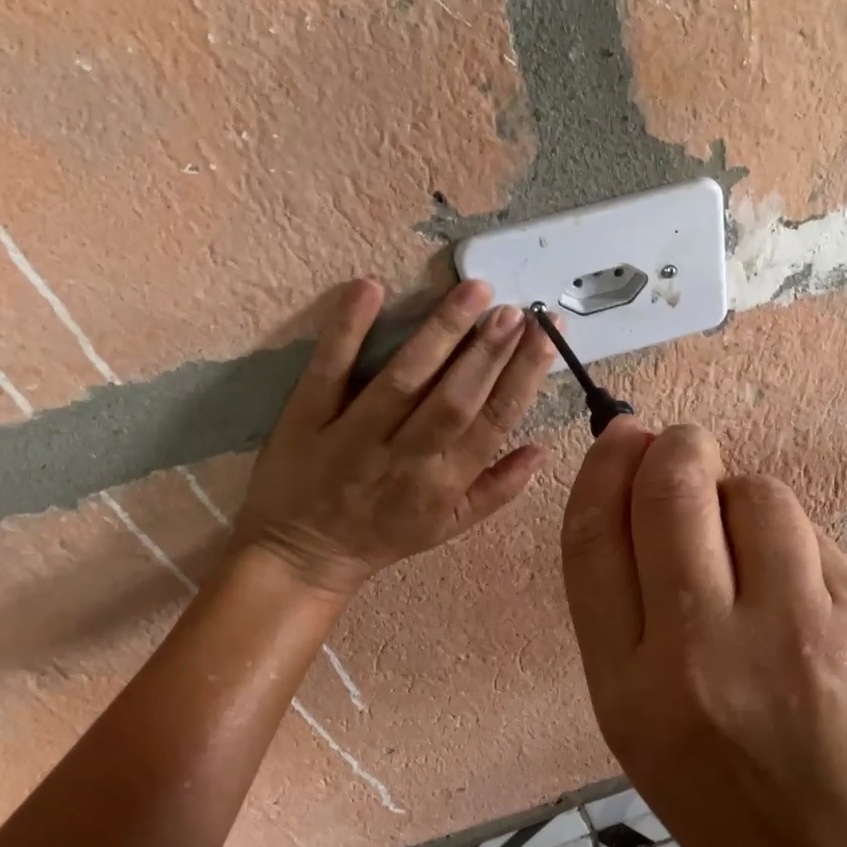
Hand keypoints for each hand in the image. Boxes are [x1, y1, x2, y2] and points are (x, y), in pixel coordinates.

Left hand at [234, 277, 556, 598]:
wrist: (300, 558)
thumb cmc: (383, 536)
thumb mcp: (449, 526)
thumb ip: (498, 489)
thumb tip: (542, 449)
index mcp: (445, 482)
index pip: (494, 421)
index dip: (524, 376)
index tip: (546, 335)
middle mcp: (405, 458)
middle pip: (456, 398)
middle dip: (490, 352)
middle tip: (516, 310)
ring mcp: (354, 436)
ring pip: (404, 379)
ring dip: (441, 333)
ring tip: (474, 291)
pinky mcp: (306, 419)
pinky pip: (329, 370)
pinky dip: (349, 330)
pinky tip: (371, 288)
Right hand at [560, 421, 846, 846]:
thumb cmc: (743, 799)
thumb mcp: (650, 727)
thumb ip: (633, 611)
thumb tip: (637, 482)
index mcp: (627, 695)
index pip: (593, 540)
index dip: (602, 470)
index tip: (620, 434)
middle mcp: (696, 659)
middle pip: (669, 491)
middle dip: (676, 448)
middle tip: (686, 448)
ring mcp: (785, 636)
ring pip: (749, 492)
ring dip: (741, 492)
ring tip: (753, 538)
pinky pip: (806, 528)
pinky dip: (791, 530)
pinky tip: (799, 577)